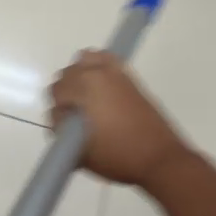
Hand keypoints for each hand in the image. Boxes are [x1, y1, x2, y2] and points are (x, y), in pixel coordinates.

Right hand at [49, 50, 194, 188]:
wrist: (159, 158)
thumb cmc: (118, 157)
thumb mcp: (81, 153)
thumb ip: (62, 131)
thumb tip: (59, 120)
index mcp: (81, 91)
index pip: (55, 94)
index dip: (58, 114)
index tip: (67, 129)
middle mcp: (93, 74)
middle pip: (66, 76)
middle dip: (67, 95)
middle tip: (77, 119)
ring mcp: (111, 71)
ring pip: (81, 62)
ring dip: (79, 78)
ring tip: (87, 99)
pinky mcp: (126, 74)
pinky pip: (103, 57)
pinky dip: (96, 64)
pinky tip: (99, 82)